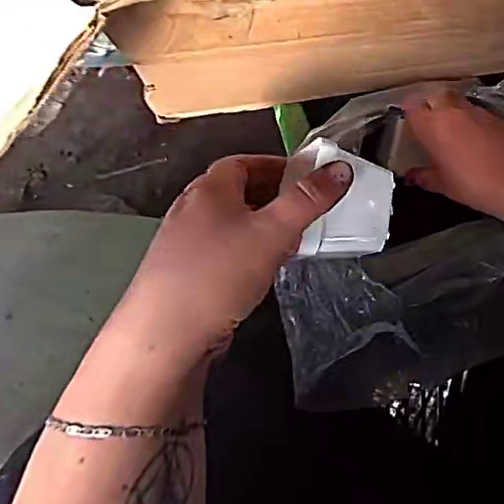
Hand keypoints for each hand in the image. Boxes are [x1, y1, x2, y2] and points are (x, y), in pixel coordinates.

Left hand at [111, 154, 352, 358]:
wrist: (162, 341)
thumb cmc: (218, 274)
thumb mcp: (274, 231)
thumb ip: (310, 198)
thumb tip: (341, 169)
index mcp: (208, 191)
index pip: (245, 162)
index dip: (278, 165)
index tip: (307, 178)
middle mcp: (191, 211)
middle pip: (239, 191)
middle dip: (276, 196)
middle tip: (306, 208)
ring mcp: (184, 245)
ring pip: (234, 222)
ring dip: (265, 225)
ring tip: (292, 240)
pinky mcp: (185, 274)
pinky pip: (225, 249)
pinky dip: (249, 249)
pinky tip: (264, 269)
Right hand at [400, 89, 503, 217]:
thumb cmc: (474, 185)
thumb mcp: (444, 186)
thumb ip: (426, 177)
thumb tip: (413, 175)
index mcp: (434, 125)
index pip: (412, 107)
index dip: (409, 113)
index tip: (409, 126)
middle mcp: (454, 111)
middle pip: (436, 96)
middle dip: (430, 106)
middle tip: (429, 125)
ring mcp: (479, 111)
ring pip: (458, 102)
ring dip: (452, 111)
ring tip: (453, 132)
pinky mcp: (498, 117)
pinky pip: (477, 112)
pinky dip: (472, 120)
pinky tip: (476, 138)